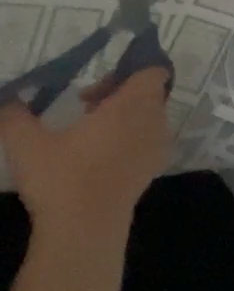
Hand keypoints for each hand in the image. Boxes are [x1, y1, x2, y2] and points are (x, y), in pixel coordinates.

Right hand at [0, 68, 171, 229]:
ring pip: (150, 112)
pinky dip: (132, 134)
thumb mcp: (27, 145)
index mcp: (133, 105)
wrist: (88, 220)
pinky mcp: (159, 158)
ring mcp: (162, 138)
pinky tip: (100, 153)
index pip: (153, 71)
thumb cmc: (61, 177)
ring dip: (125, 114)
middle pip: (150, 91)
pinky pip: (151, 134)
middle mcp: (156, 116)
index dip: (128, 72)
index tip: (95, 89)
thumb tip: (9, 98)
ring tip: (88, 132)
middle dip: (120, 92)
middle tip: (85, 107)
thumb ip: (16, 117)